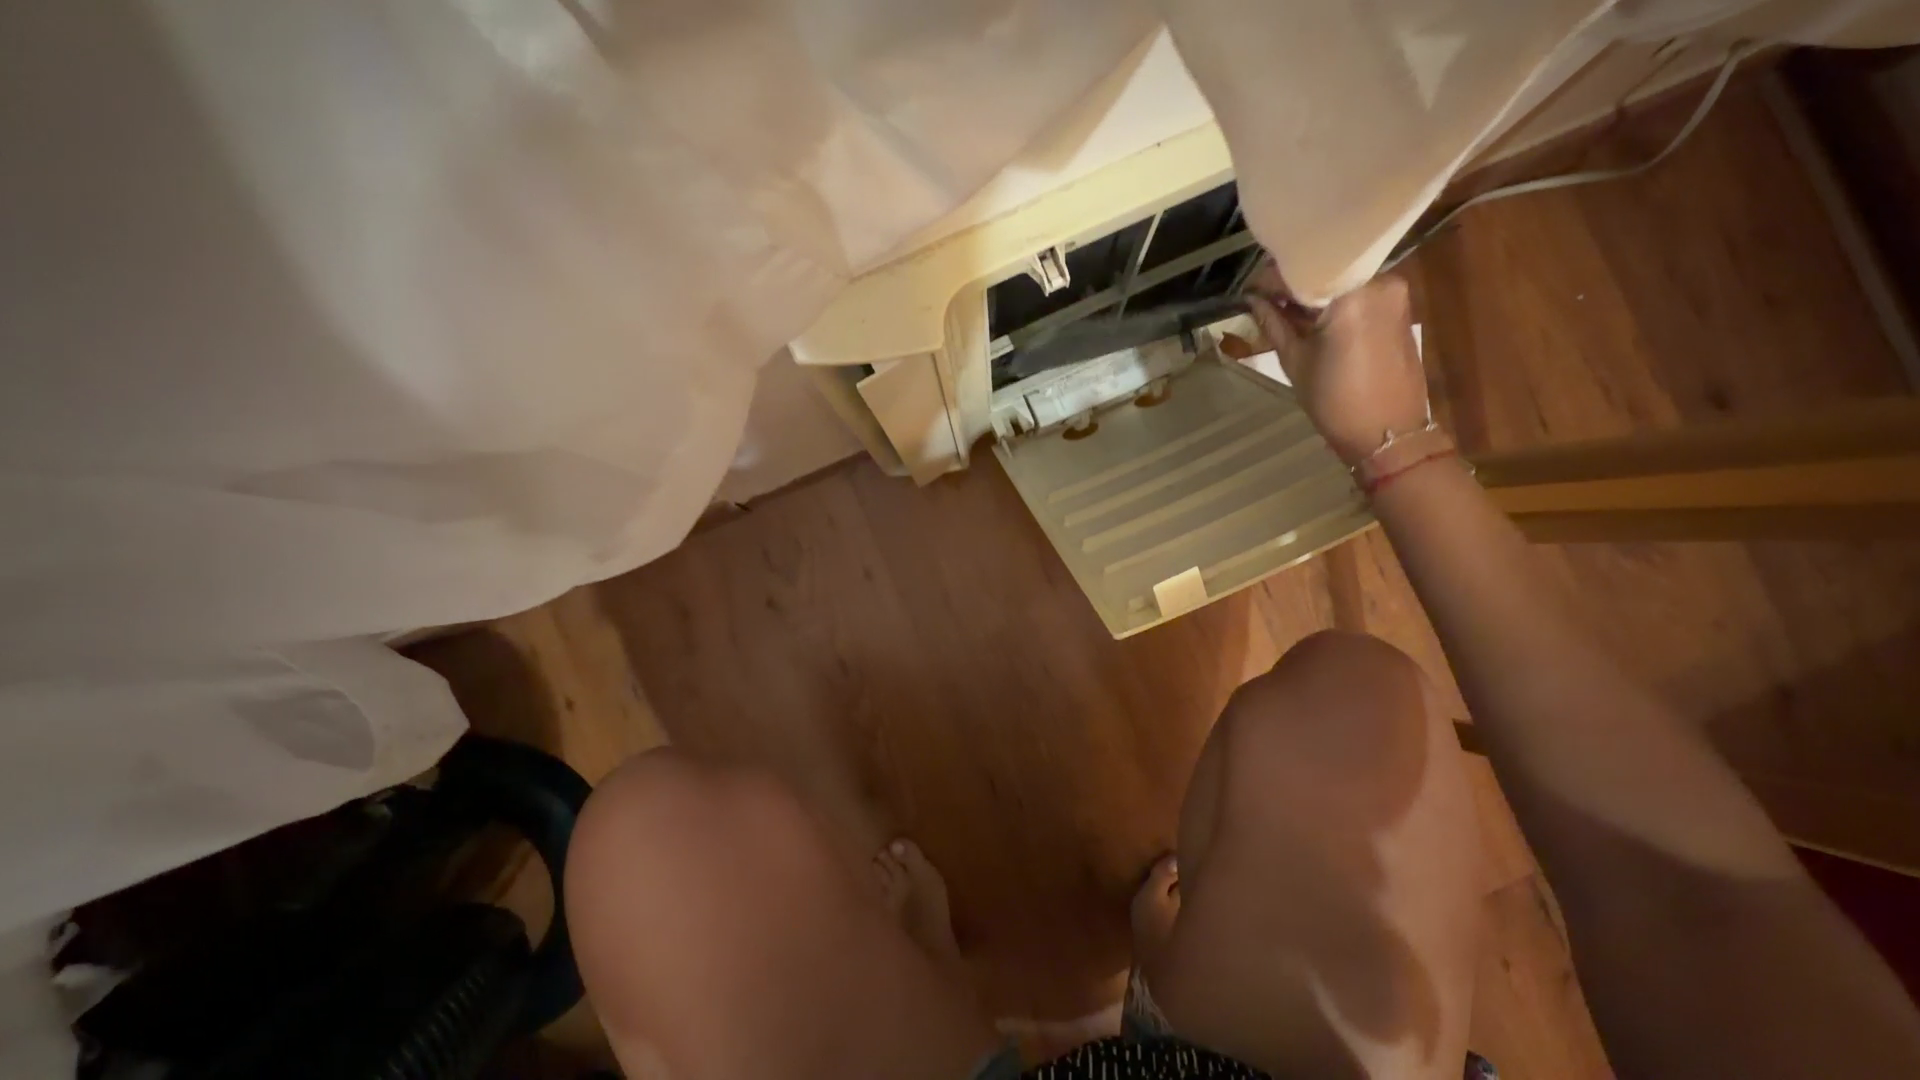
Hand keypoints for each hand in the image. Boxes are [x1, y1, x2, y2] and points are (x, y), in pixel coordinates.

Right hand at [1245, 264, 1430, 464]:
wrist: (1388, 433)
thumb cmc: (1336, 401)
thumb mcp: (1296, 360)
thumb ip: (1274, 322)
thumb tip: (1252, 299)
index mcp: (1351, 294)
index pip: (1303, 271)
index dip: (1271, 279)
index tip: (1250, 291)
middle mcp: (1379, 282)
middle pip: (1326, 272)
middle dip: (1294, 284)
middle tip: (1266, 300)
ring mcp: (1394, 294)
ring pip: (1343, 282)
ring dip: (1315, 295)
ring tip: (1287, 312)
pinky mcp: (1400, 308)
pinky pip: (1360, 294)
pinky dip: (1336, 303)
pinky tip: (1314, 320)